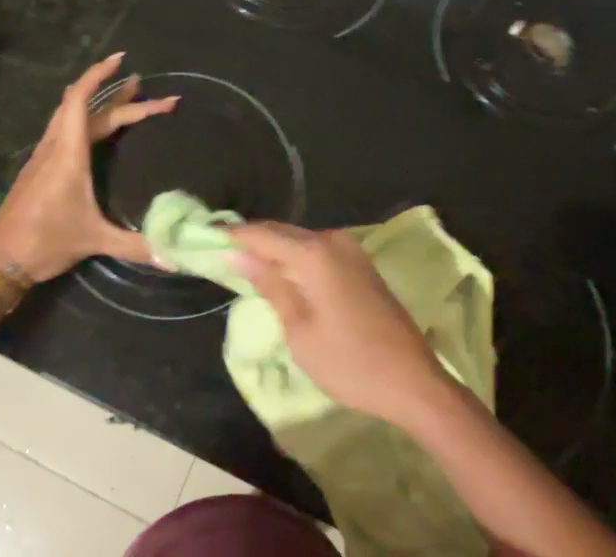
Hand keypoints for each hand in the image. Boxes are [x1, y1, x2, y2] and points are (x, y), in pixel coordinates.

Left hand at [0, 53, 178, 280]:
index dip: (99, 75)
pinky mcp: (40, 169)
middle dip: (121, 97)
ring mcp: (44, 157)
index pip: (81, 99)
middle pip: (88, 109)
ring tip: (128, 97)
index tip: (121, 59)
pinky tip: (97, 130)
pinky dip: (87, 120)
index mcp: (68, 153)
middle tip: (154, 93)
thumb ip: (136, 244)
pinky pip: (65, 130)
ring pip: (73, 117)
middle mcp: (55, 147)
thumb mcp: (94, 241)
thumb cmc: (44, 241)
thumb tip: (176, 252)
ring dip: (100, 104)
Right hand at [230, 222, 452, 428]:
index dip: (232, 236)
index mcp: (314, 253)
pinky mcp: (361, 265)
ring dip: (273, 250)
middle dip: (251, 241)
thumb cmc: (349, 362)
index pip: (261, 234)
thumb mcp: (299, 330)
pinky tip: (281, 274)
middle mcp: (333, 240)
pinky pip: (318, 251)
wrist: (412, 382)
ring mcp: (351, 250)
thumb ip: (270, 286)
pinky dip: (295, 258)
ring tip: (243, 265)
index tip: (203, 238)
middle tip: (218, 252)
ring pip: (300, 240)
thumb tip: (239, 256)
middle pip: (281, 232)